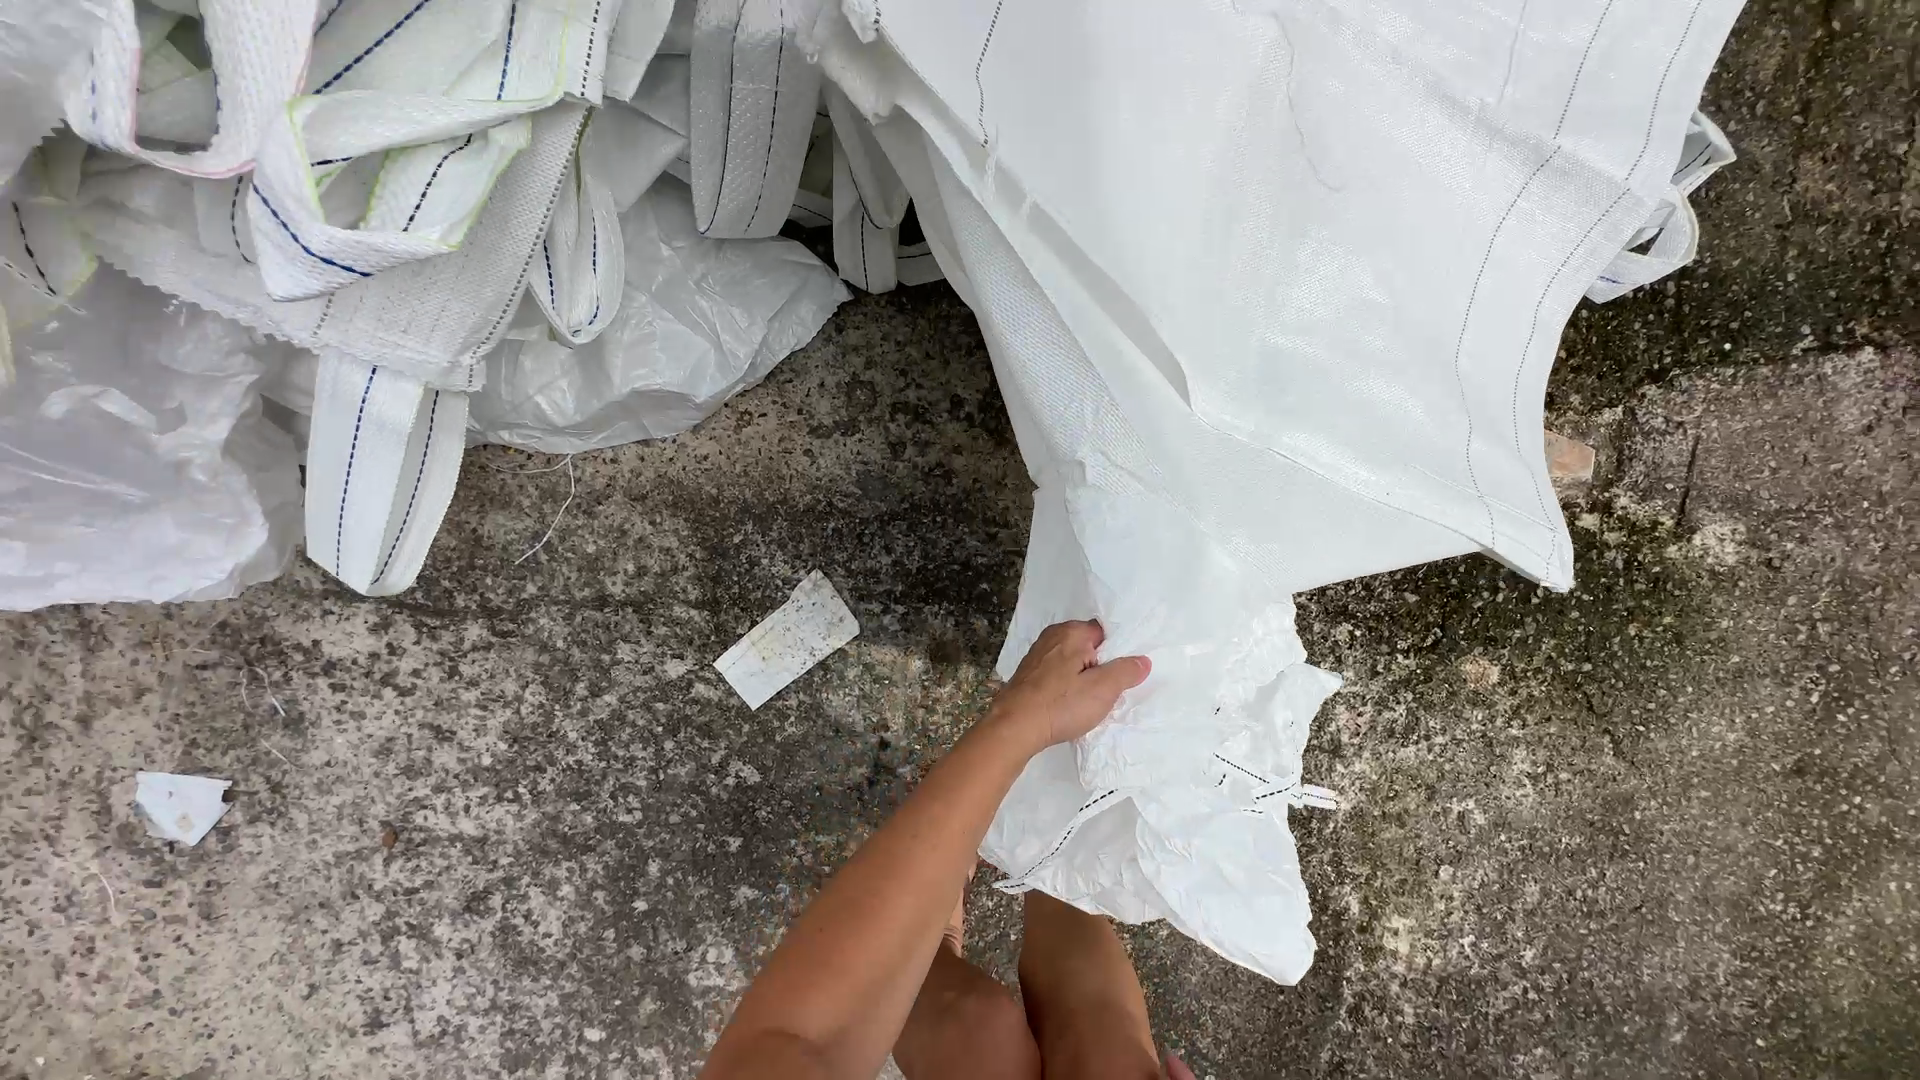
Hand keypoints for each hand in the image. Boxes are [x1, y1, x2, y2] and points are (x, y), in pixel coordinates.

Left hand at [984, 620, 1149, 753]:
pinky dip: (1066, 684)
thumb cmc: (1060, 704)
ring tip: (1090, 700)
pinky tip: (1069, 702)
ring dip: (1083, 677)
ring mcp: (1038, 654)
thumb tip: (1142, 660)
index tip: (1125, 673)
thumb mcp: (1102, 689)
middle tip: (1110, 690)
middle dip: (1101, 665)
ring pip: (1073, 661)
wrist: (1014, 727)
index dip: (1118, 652)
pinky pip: (1058, 673)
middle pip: (1089, 646)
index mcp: (1071, 632)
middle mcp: (1053, 636)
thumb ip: (1125, 671)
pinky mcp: (1029, 673)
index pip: (1106, 632)